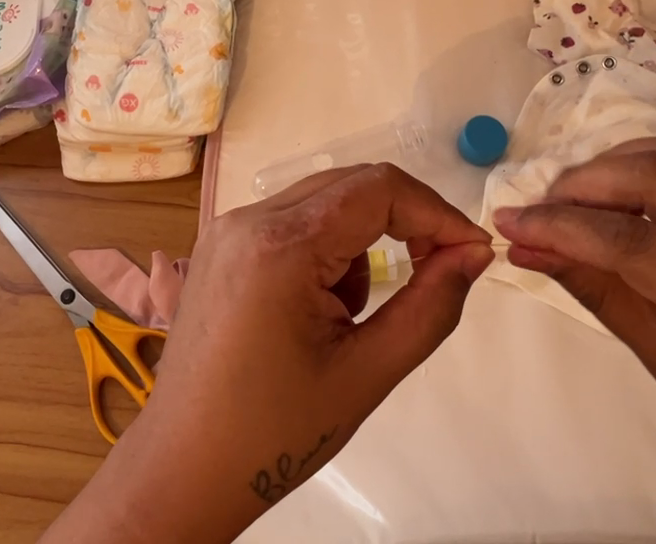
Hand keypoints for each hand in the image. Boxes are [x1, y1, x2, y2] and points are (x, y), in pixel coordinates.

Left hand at [44, 163, 494, 543]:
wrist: (183, 469)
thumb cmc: (275, 431)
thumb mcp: (367, 372)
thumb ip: (431, 306)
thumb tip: (473, 254)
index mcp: (282, 243)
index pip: (378, 189)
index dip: (435, 213)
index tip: (471, 253)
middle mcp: (249, 218)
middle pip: (350, 186)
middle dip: (404, 223)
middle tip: (437, 272)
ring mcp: (228, 228)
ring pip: (323, 203)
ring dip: (360, 244)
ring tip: (350, 319)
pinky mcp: (221, 246)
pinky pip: (293, 222)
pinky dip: (325, 252)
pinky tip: (315, 313)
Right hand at [495, 135, 655, 543]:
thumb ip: (603, 297)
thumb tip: (529, 246)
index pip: (639, 243)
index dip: (564, 226)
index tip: (508, 222)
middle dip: (584, 184)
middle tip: (538, 207)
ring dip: (615, 164)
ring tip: (572, 196)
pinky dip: (651, 163)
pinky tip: (620, 189)